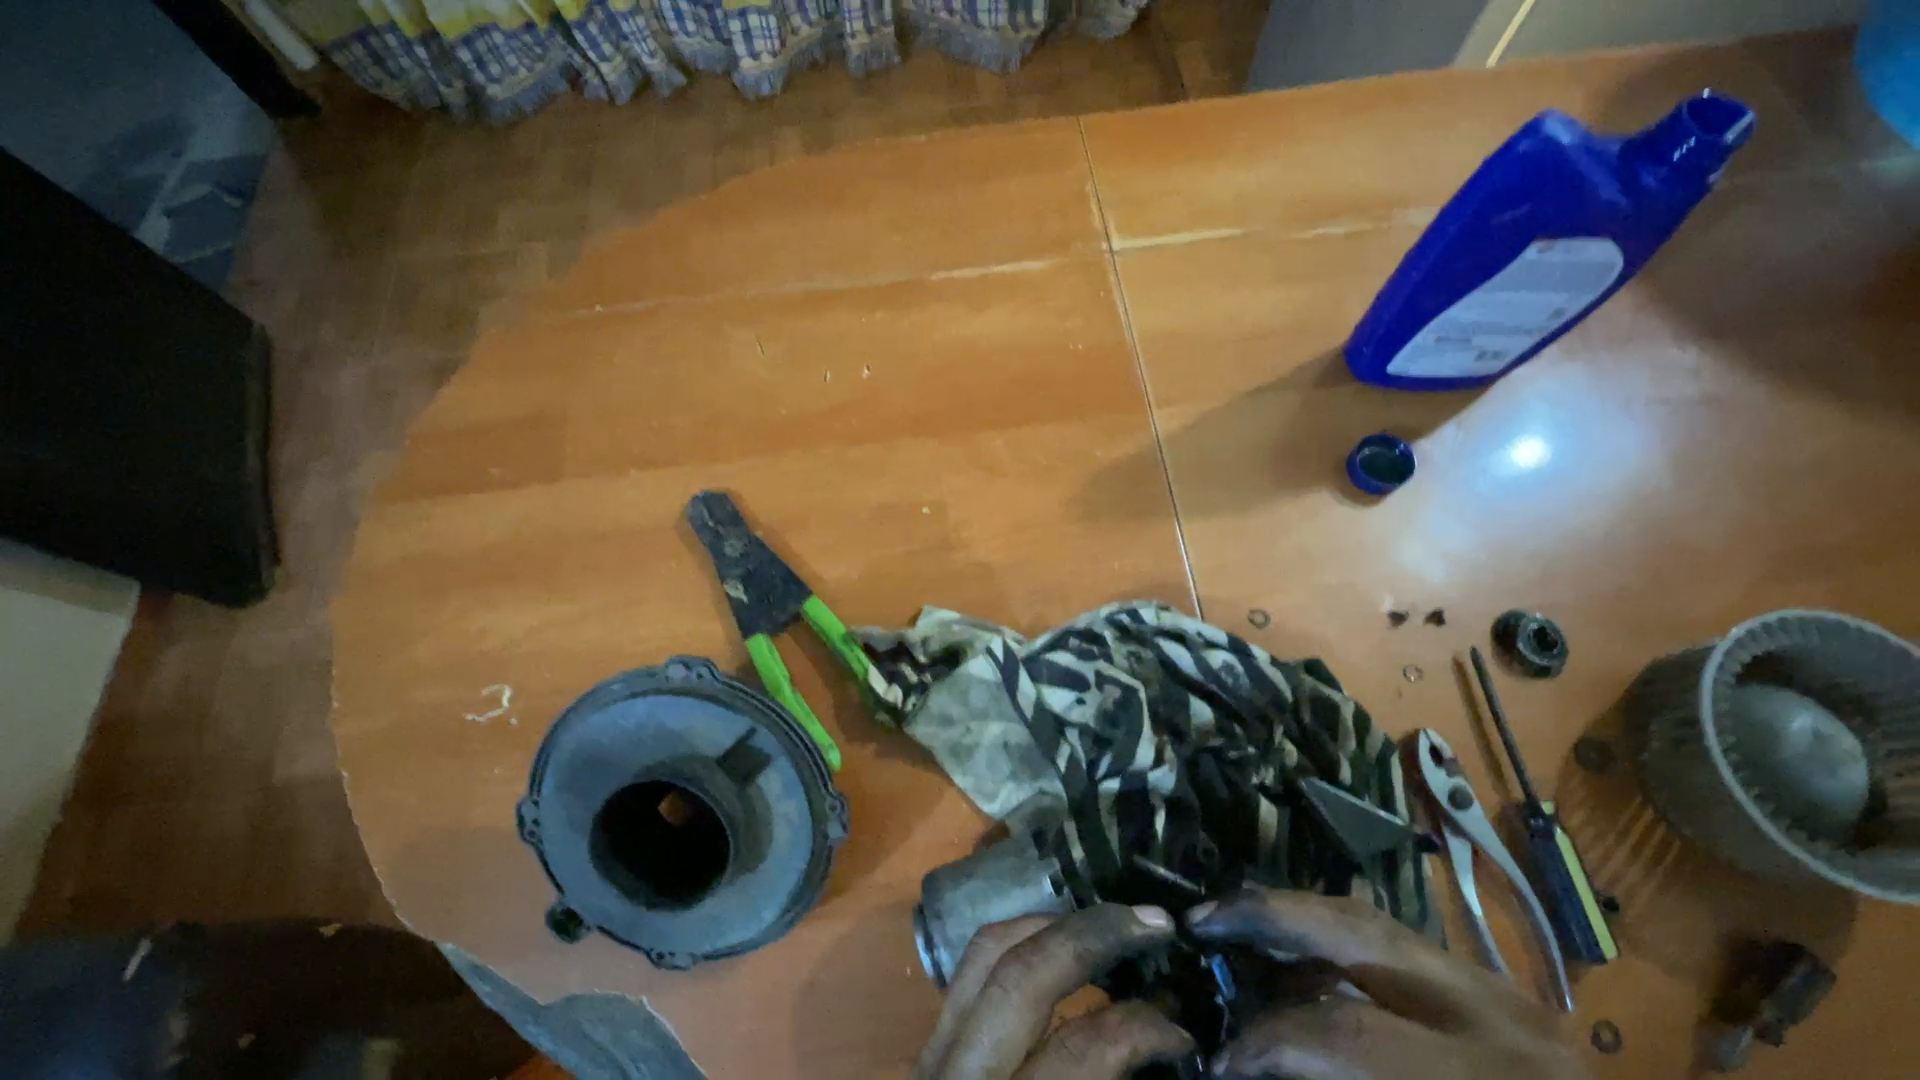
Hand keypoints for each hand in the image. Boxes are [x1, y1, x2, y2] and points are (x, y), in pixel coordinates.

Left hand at [913, 903, 1197, 1079]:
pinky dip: (1018, 943)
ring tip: (1108, 920)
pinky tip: (1056, 943)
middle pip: (1021, 977)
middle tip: (1156, 923)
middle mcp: (960, 1076)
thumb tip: (1174, 1057)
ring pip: (986, 953)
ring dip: (1052, 924)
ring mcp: (934, 1053)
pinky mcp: (927, 1045)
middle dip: (1093, 936)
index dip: (1142, 1028)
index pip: (1081, 1051)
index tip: (1183, 1031)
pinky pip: (970, 970)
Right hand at [1187, 888, 1587, 1079]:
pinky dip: (1335, 939)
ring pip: (1374, 918)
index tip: (1219, 1060)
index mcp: (1479, 1076)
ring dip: (1295, 915)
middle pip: (1355, 928)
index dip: (1265, 1041)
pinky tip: (1298, 954)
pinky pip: (1394, 943)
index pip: (1342, 1030)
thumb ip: (1331, 1076)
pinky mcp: (1495, 988)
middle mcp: (1495, 1016)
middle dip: (1267, 915)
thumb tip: (1250, 1057)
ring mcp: (1499, 991)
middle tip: (1203, 920)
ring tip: (1237, 923)